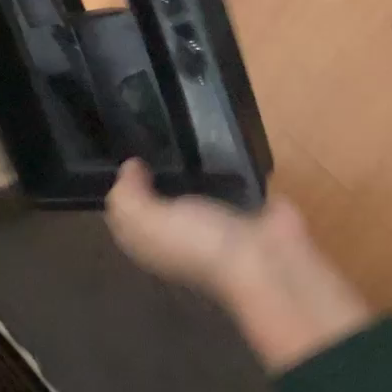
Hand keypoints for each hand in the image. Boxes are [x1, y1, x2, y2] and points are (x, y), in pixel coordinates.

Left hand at [106, 161, 375, 370]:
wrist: (265, 256)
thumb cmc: (200, 242)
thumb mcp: (147, 223)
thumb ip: (129, 197)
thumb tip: (130, 168)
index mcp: (155, 242)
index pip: (131, 214)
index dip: (126, 185)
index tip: (131, 150)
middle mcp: (186, 233)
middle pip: (167, 200)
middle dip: (164, 172)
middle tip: (162, 137)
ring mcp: (223, 222)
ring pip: (203, 191)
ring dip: (200, 168)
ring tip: (195, 135)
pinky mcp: (255, 209)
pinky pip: (238, 184)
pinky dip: (236, 168)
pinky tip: (232, 147)